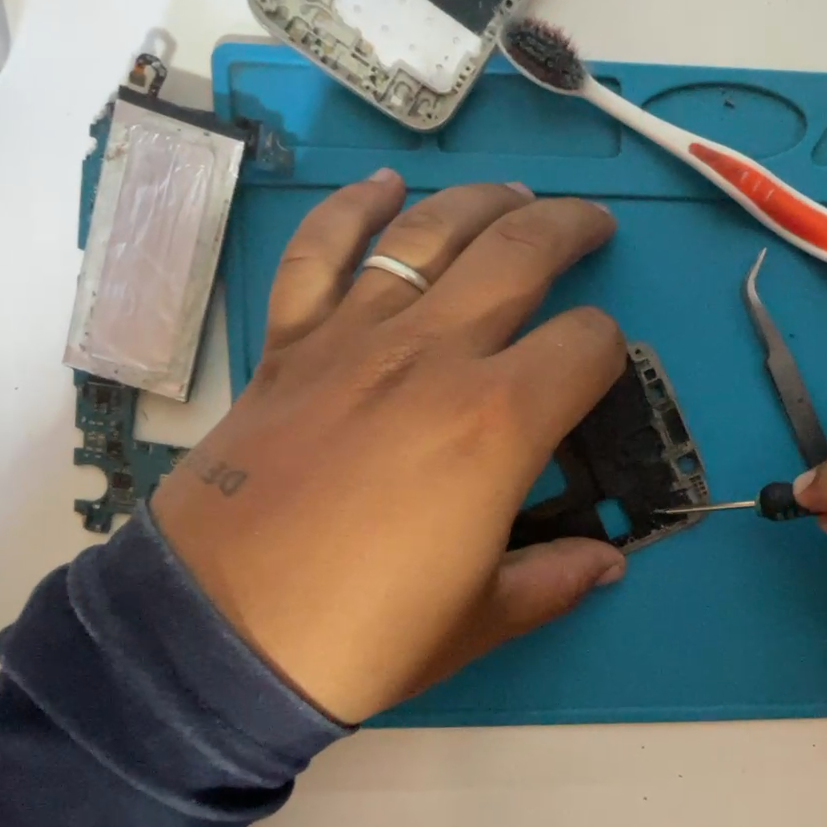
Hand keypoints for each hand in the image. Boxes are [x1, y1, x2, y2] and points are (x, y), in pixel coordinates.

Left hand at [152, 173, 627, 723]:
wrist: (217, 640)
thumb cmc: (365, 635)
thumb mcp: (483, 619)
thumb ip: (557, 578)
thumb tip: (608, 563)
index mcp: (497, 423)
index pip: (585, 346)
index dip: (609, 351)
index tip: (602, 372)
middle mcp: (432, 356)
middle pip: (518, 254)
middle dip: (570, 230)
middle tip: (593, 226)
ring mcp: (352, 341)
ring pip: (428, 234)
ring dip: (482, 204)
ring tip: (514, 197)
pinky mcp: (288, 347)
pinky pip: (319, 254)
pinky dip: (350, 211)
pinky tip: (382, 187)